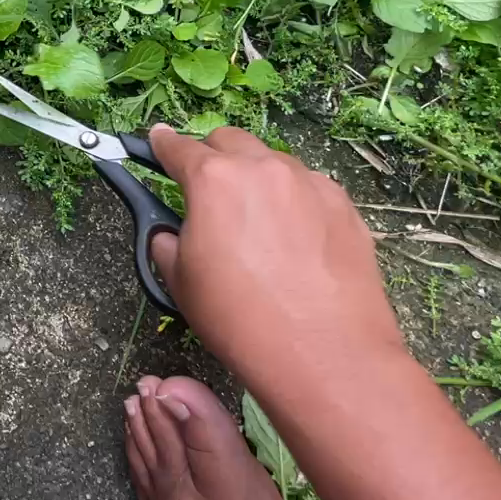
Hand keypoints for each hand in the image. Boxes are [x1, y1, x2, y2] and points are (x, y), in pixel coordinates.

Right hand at [148, 125, 404, 394]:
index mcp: (212, 179)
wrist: (327, 359)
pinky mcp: (344, 206)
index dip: (160, 144)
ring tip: (256, 219)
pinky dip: (292, 198)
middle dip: (211, 156)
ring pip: (271, 161)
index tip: (156, 141)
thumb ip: (166, 239)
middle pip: (227, 140)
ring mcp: (308, 184)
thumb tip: (170, 231)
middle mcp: (261, 168)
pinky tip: (294, 238)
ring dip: (254, 176)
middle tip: (207, 190)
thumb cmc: (240, 319)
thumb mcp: (179, 280)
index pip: (176, 146)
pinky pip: (308, 187)